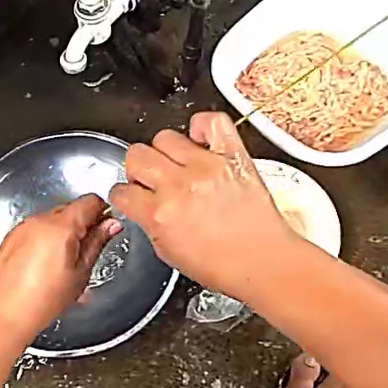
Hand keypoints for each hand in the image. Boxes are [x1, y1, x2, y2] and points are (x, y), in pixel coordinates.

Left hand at [0, 195, 121, 336]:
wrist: (5, 312)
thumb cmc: (43, 299)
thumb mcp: (81, 273)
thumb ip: (97, 242)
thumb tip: (111, 225)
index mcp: (61, 226)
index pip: (90, 201)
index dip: (103, 212)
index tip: (106, 226)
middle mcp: (40, 220)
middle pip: (71, 208)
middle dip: (83, 223)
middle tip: (88, 249)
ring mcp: (24, 226)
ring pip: (53, 217)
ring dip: (64, 230)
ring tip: (65, 260)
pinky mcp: (13, 235)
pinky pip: (37, 227)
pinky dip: (46, 237)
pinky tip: (46, 261)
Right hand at [109, 112, 304, 296]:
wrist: (265, 263)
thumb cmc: (224, 265)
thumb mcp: (168, 252)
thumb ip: (149, 222)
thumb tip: (141, 204)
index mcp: (159, 214)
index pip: (121, 190)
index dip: (123, 194)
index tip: (131, 195)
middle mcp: (179, 186)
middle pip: (136, 155)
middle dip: (139, 169)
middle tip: (152, 179)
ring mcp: (206, 167)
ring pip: (164, 137)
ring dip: (166, 151)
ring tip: (178, 164)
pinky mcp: (232, 156)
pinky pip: (211, 121)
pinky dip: (202, 126)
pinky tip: (200, 142)